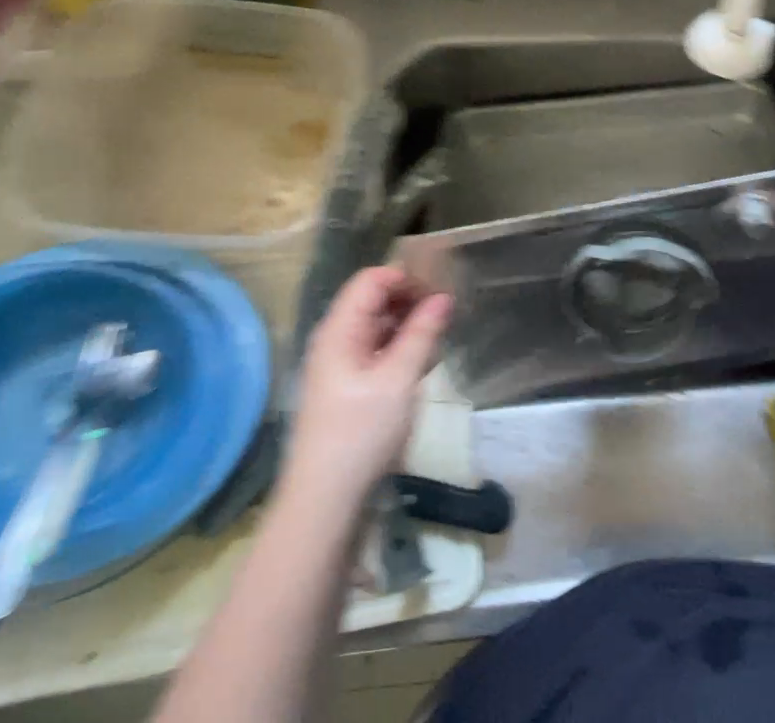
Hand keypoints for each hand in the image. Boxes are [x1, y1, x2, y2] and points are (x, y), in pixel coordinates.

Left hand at [284, 267, 451, 499]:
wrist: (327, 495)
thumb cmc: (361, 431)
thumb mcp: (398, 379)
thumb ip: (422, 334)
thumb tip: (443, 297)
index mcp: (339, 331)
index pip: (371, 280)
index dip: (406, 278)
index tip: (442, 292)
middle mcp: (336, 341)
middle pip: (373, 302)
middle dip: (410, 301)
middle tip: (448, 315)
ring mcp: (341, 366)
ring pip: (378, 330)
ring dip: (409, 328)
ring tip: (441, 340)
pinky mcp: (350, 389)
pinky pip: (378, 355)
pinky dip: (401, 352)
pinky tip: (424, 365)